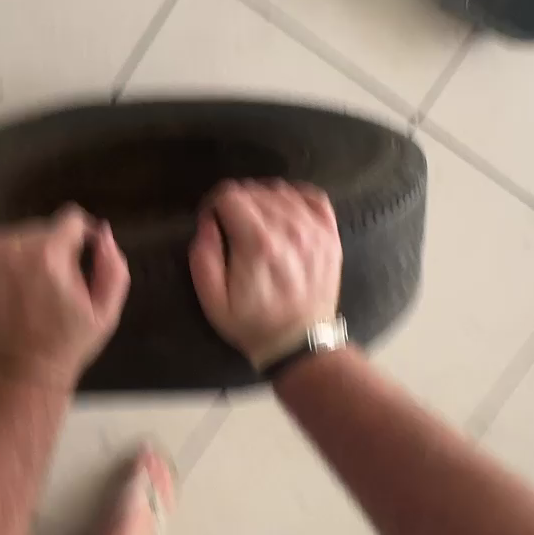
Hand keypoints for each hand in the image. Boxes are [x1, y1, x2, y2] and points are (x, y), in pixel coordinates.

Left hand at [0, 205, 129, 387]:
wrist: (24, 370)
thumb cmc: (70, 342)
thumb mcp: (106, 310)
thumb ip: (113, 266)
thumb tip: (103, 232)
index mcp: (49, 254)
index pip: (71, 218)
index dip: (85, 233)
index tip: (88, 252)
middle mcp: (16, 248)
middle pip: (47, 227)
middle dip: (59, 246)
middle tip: (63, 280)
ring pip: (24, 235)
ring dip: (36, 250)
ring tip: (42, 283)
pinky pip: (2, 247)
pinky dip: (13, 258)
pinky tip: (21, 283)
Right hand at [190, 180, 342, 367]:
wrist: (300, 343)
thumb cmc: (251, 323)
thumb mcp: (212, 299)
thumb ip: (203, 256)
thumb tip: (207, 221)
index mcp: (257, 243)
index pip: (229, 195)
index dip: (213, 204)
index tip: (211, 221)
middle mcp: (289, 228)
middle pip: (253, 190)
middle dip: (235, 203)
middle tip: (230, 226)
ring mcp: (314, 230)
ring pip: (280, 191)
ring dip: (262, 200)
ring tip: (255, 222)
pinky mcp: (330, 235)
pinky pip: (312, 196)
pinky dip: (294, 197)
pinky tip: (283, 210)